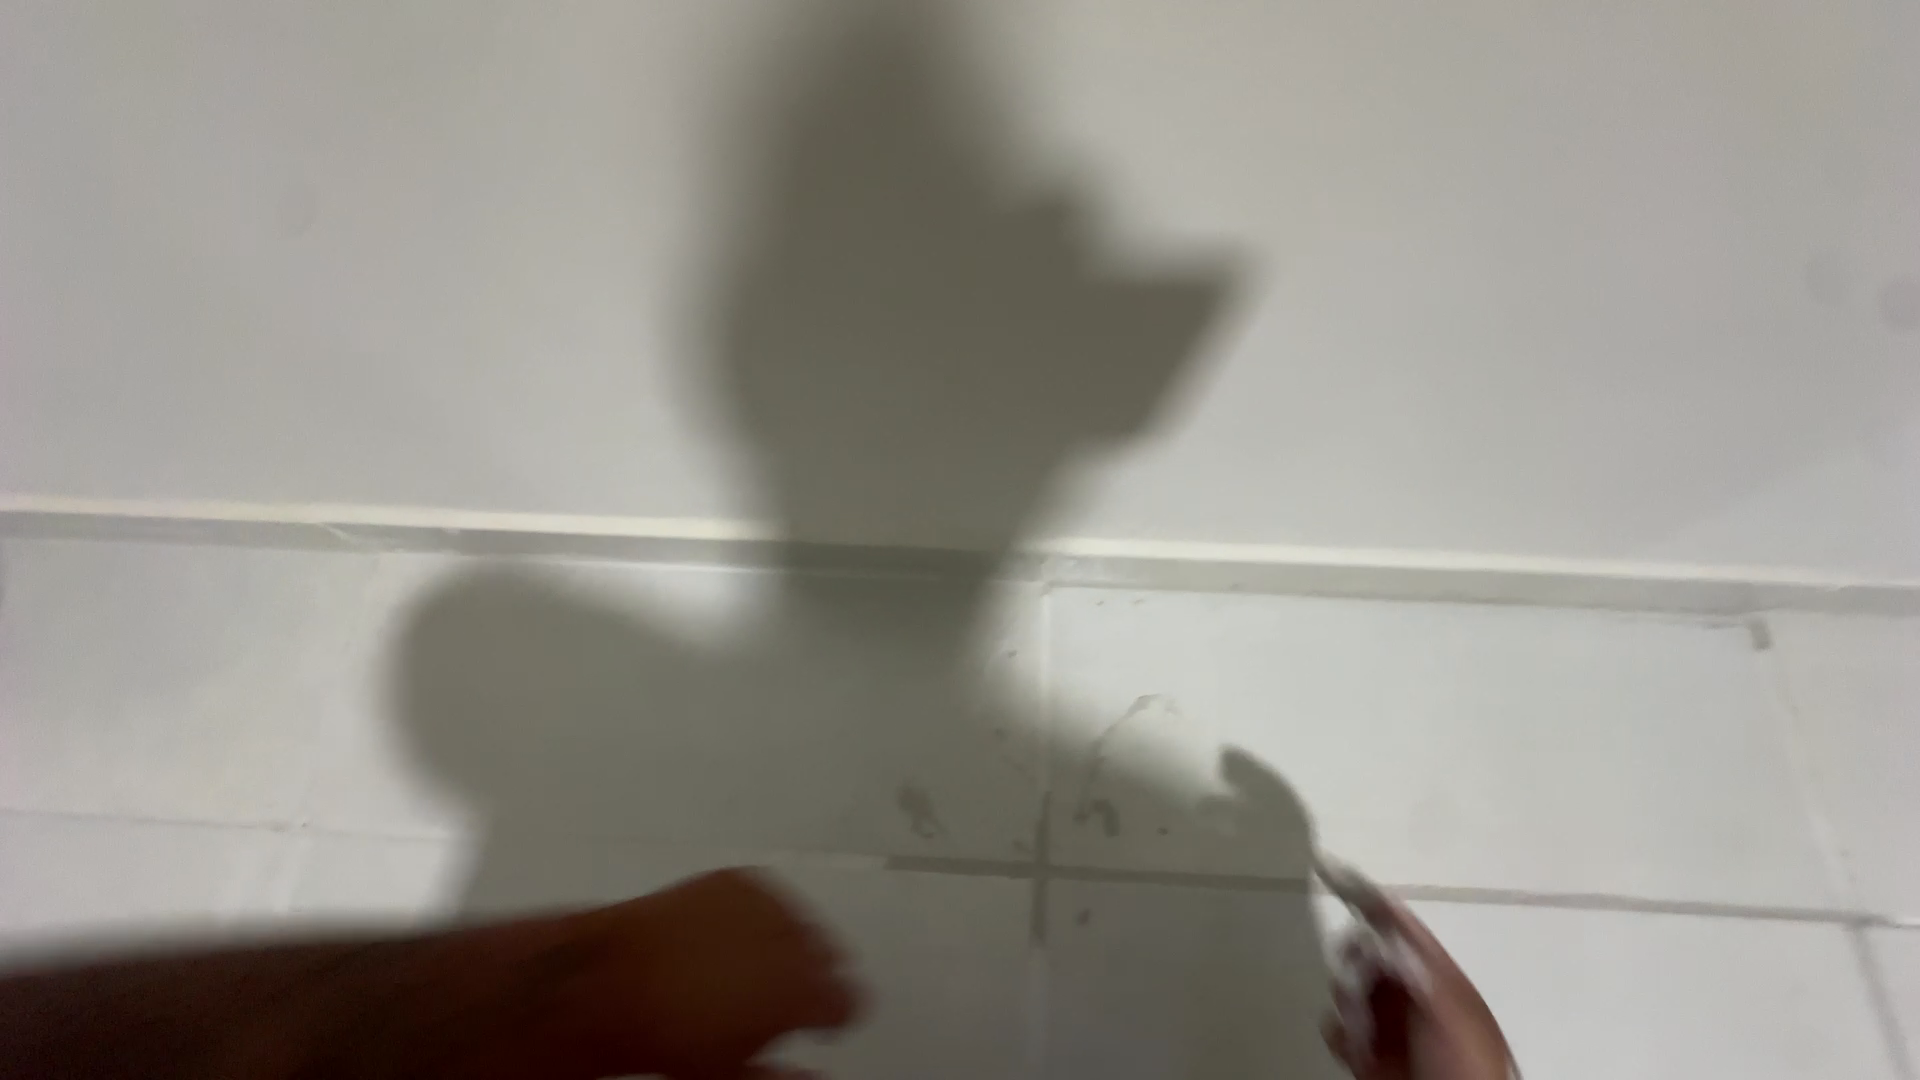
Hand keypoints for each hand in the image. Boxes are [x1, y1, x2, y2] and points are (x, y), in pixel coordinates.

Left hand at [557, 869, 861, 1079]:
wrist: (613, 980)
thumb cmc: (667, 1032)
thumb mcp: (728, 1073)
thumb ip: (780, 1076)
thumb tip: (810, 1078)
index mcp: (801, 988)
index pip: (849, 998)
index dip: (837, 1014)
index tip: (824, 1022)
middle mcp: (794, 938)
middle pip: (828, 955)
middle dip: (811, 976)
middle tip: (780, 999)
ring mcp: (767, 902)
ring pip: (800, 923)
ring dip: (786, 944)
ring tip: (752, 968)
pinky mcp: (739, 879)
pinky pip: (767, 899)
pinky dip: (758, 918)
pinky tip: (732, 939)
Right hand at [1323, 897, 1512, 1079]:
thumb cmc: (1465, 1068)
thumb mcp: (1452, 1010)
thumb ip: (1420, 963)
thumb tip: (1384, 929)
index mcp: (1438, 977)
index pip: (1398, 923)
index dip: (1366, 895)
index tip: (1329, 869)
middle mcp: (1412, 993)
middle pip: (1366, 951)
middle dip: (1352, 962)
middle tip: (1356, 984)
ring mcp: (1391, 1023)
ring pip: (1347, 986)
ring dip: (1345, 1000)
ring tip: (1359, 1028)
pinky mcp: (1371, 1051)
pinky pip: (1338, 1023)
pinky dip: (1338, 1029)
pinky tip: (1352, 1046)